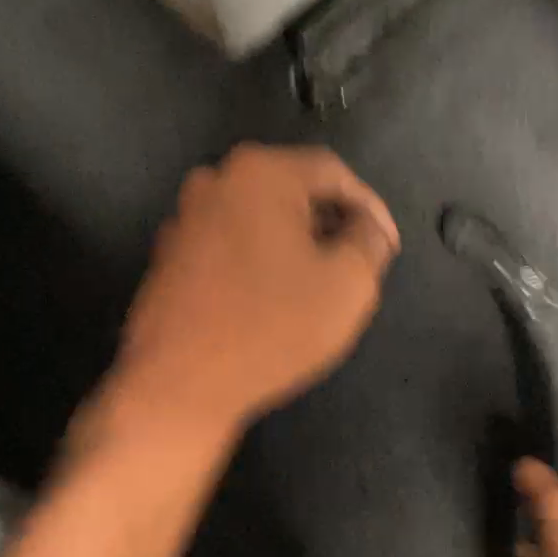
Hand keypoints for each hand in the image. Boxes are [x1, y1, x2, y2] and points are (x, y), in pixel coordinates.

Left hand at [113, 144, 399, 429]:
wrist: (177, 384)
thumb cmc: (271, 327)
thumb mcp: (348, 285)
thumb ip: (370, 242)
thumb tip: (368, 227)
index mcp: (260, 172)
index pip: (334, 173)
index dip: (371, 208)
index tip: (388, 247)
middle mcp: (215, 181)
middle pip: (293, 191)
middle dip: (332, 225)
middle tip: (358, 265)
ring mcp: (184, 220)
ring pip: (260, 220)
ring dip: (296, 246)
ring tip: (320, 287)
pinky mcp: (169, 258)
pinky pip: (231, 247)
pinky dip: (261, 263)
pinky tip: (274, 302)